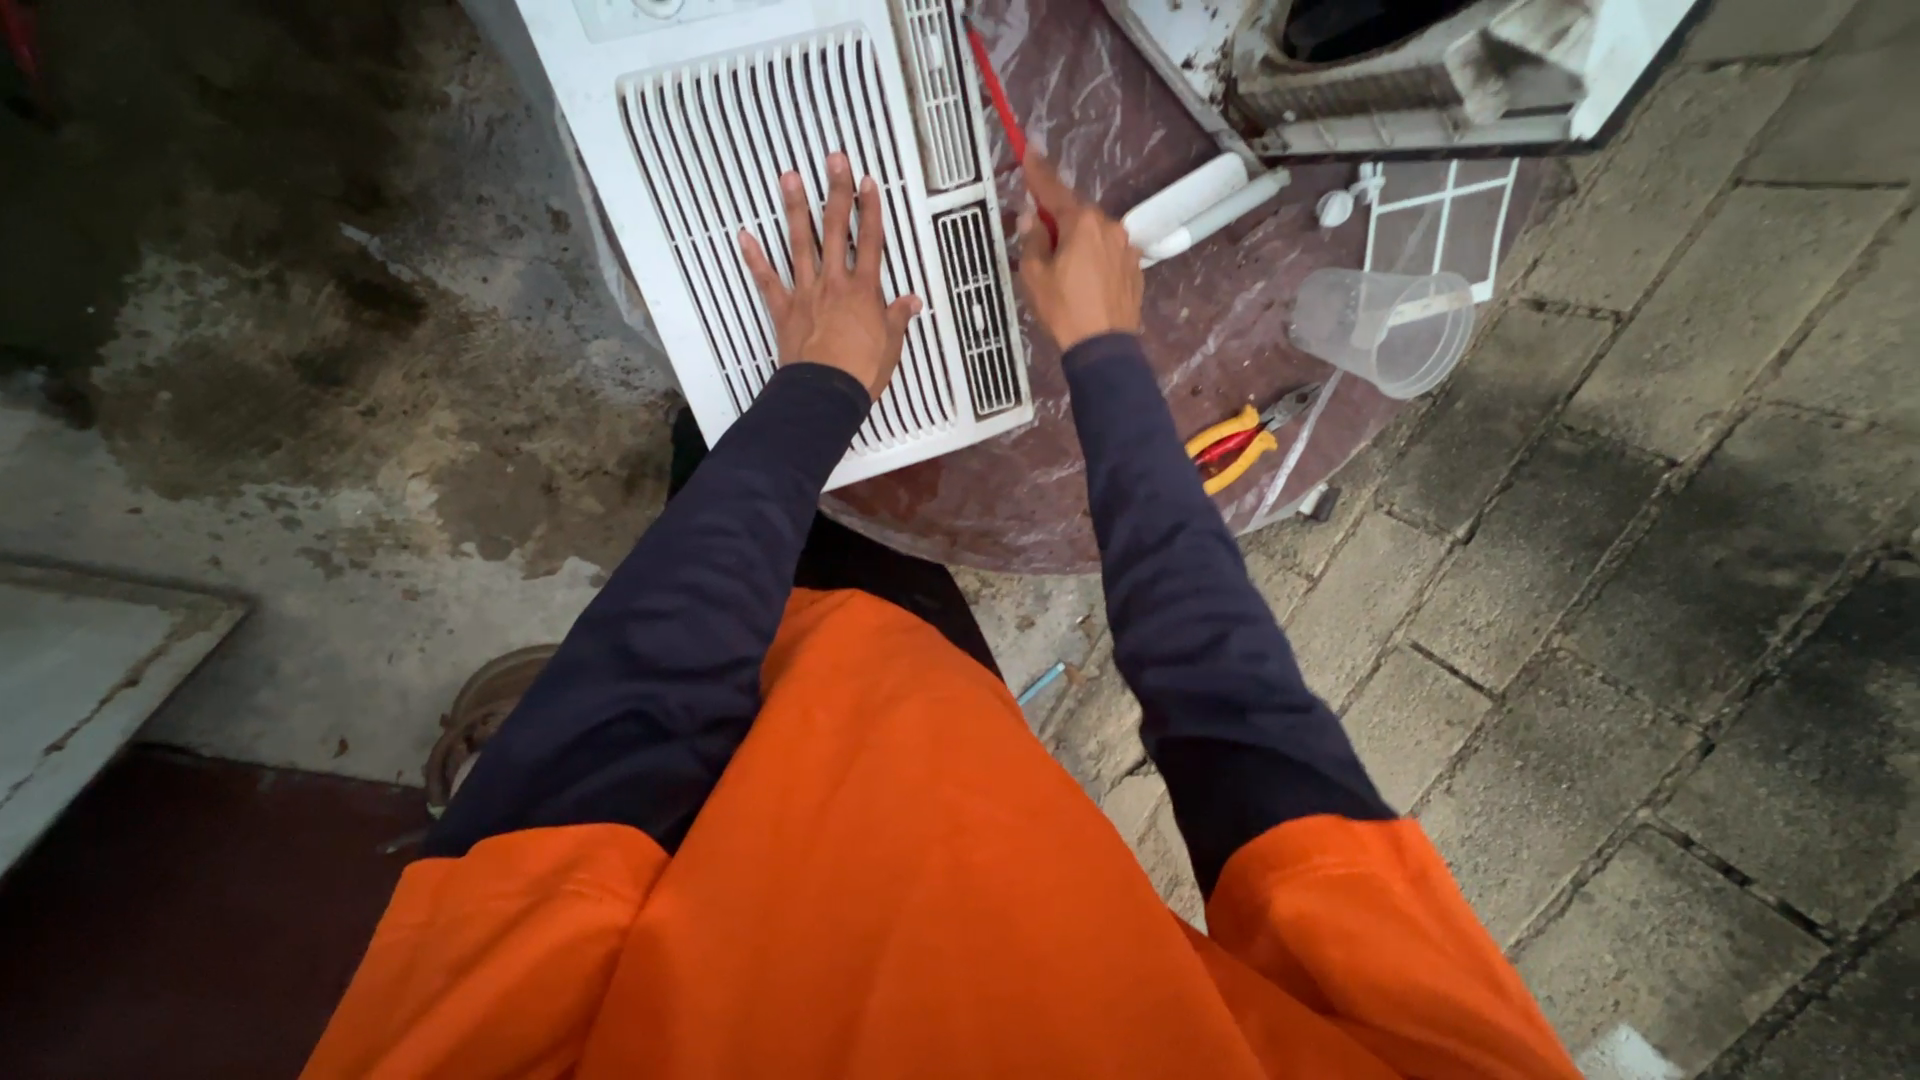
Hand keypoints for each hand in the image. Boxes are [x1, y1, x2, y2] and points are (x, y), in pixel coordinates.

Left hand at [740, 153, 919, 399]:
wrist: (827, 392)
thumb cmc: (863, 371)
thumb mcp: (890, 345)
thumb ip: (898, 318)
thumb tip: (912, 300)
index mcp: (864, 290)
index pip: (870, 242)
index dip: (871, 210)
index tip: (868, 181)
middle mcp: (835, 282)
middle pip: (836, 231)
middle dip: (836, 193)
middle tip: (834, 159)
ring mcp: (806, 292)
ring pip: (801, 244)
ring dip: (796, 209)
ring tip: (790, 176)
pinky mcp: (784, 309)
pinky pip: (768, 280)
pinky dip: (755, 259)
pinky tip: (744, 235)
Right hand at [1016, 150, 1143, 351]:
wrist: (1103, 347)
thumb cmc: (1064, 310)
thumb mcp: (1035, 276)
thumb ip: (1032, 240)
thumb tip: (1032, 219)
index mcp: (1082, 222)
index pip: (1053, 189)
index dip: (1037, 171)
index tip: (1027, 149)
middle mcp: (1108, 226)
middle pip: (1075, 213)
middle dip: (1056, 218)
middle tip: (1037, 233)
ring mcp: (1125, 247)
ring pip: (1093, 233)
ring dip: (1075, 240)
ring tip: (1060, 265)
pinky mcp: (1134, 268)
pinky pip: (1107, 253)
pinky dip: (1092, 257)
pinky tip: (1082, 278)